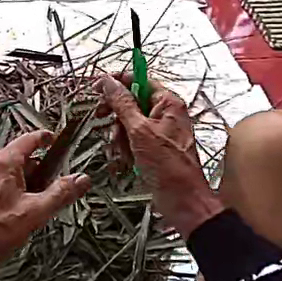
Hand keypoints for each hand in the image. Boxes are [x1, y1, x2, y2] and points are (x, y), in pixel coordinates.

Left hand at [0, 130, 90, 280]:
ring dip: (26, 181)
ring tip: (38, 203)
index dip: (46, 138)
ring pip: (9, 172)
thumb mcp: (36, 213)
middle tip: (53, 182)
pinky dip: (13, 191)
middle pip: (20, 156)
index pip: (29, 139)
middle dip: (39, 167)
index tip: (56, 140)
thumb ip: (60, 194)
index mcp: (4, 163)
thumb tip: (82, 179)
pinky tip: (19, 213)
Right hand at [96, 74, 221, 237]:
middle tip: (103, 115)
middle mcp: (166, 114)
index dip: (118, 81)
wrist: (182, 201)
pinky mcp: (155, 147)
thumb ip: (122, 103)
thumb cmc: (170, 168)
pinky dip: (127, 147)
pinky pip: (133, 138)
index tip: (99, 85)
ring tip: (124, 147)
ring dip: (121, 134)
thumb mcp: (139, 131)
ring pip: (129, 121)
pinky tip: (130, 158)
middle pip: (132, 100)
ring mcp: (160, 131)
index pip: (139, 79)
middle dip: (117, 113)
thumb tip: (108, 82)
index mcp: (168, 103)